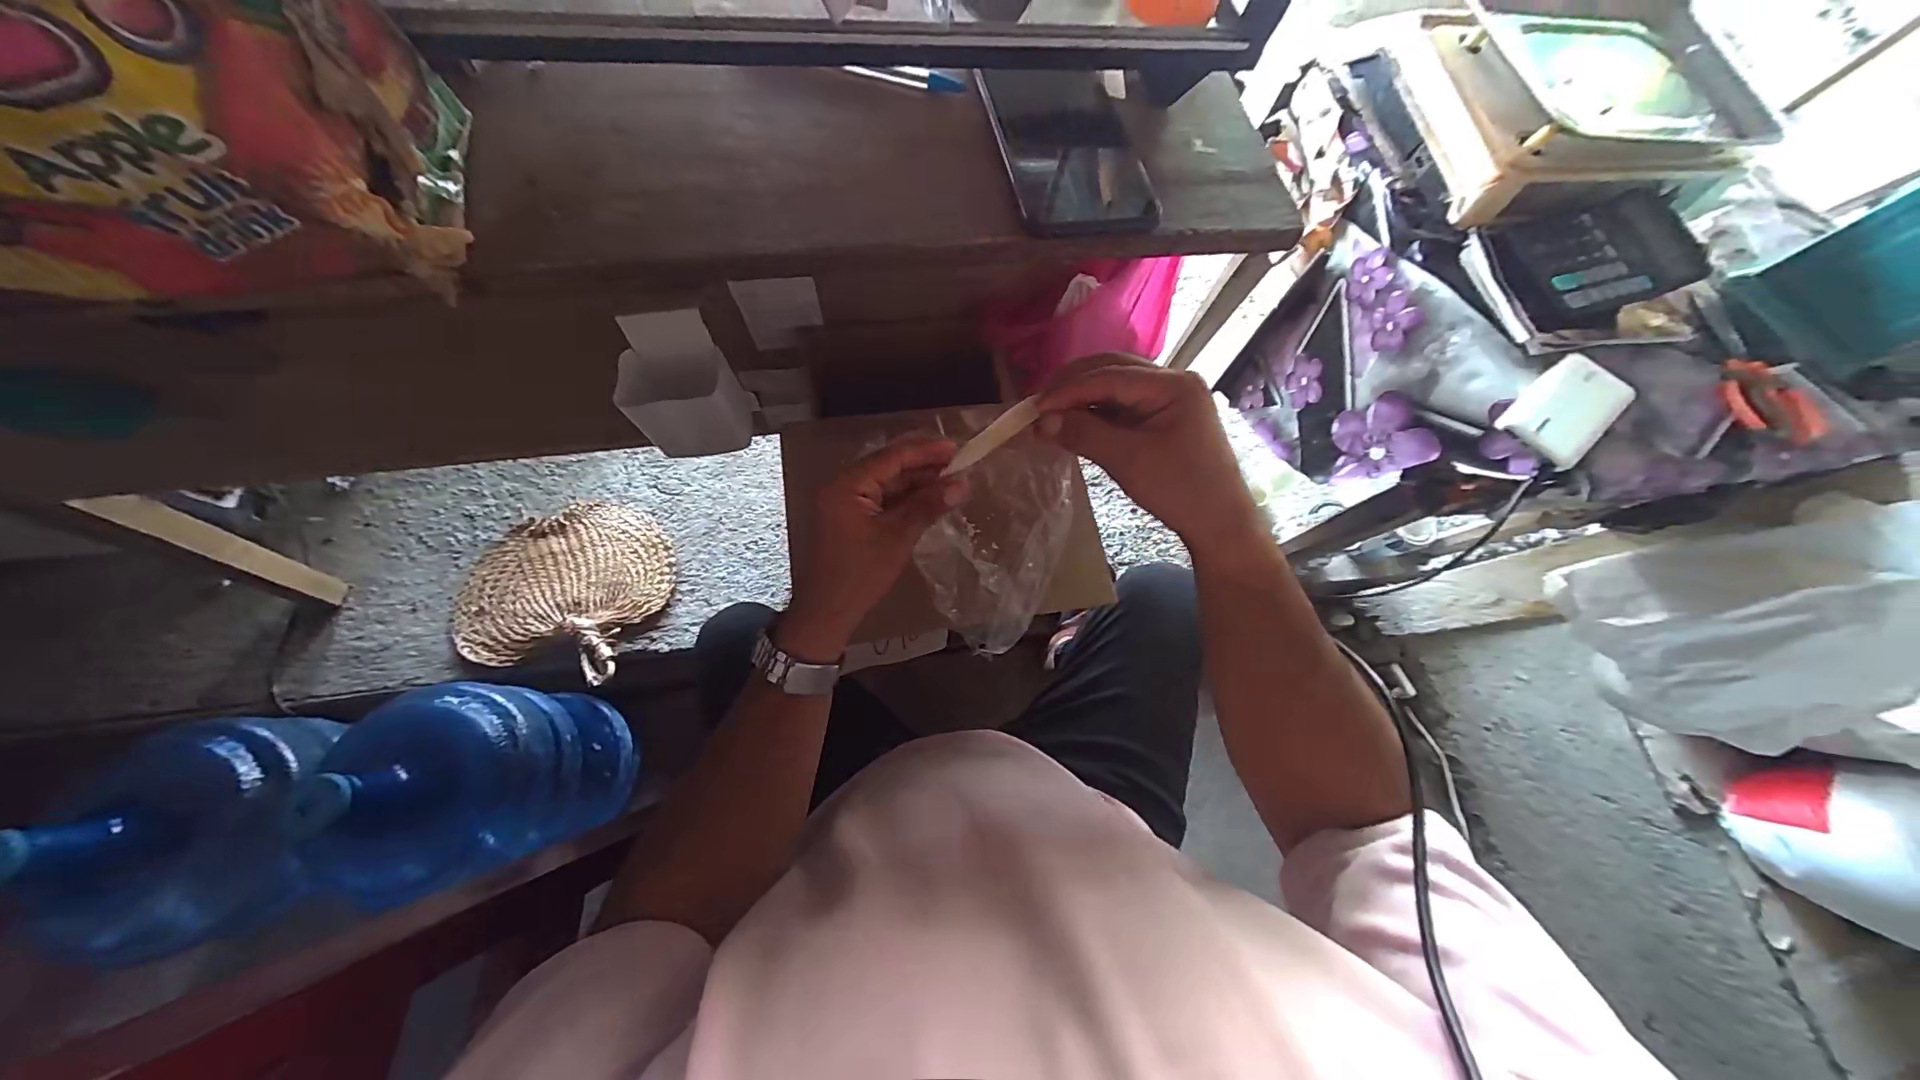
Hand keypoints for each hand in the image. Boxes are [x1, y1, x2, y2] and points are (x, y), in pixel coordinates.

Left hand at [783, 435, 967, 659]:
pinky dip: (907, 497)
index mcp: (847, 485)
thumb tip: (963, 483)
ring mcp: (846, 501)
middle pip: (889, 464)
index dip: (926, 451)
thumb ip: (928, 506)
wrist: (828, 611)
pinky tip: (932, 496)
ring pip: (888, 481)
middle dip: (924, 463)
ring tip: (953, 478)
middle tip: (960, 461)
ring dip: (919, 480)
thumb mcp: (897, 537)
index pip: (892, 457)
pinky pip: (883, 497)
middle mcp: (844, 485)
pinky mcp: (852, 517)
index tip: (958, 448)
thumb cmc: (860, 575)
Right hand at [1037, 353, 1265, 561]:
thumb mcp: (1128, 460)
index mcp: (1173, 384)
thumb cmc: (1179, 490)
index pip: (1108, 376)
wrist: (1220, 523)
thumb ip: (1084, 434)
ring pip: (1115, 385)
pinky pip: (1122, 405)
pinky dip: (1095, 412)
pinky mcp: (1163, 417)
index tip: (1034, 409)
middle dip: (1071, 386)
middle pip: (1111, 370)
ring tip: (1050, 416)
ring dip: (1081, 398)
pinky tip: (1074, 423)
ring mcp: (1170, 398)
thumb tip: (1041, 421)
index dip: (1066, 390)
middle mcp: (1173, 381)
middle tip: (1037, 407)